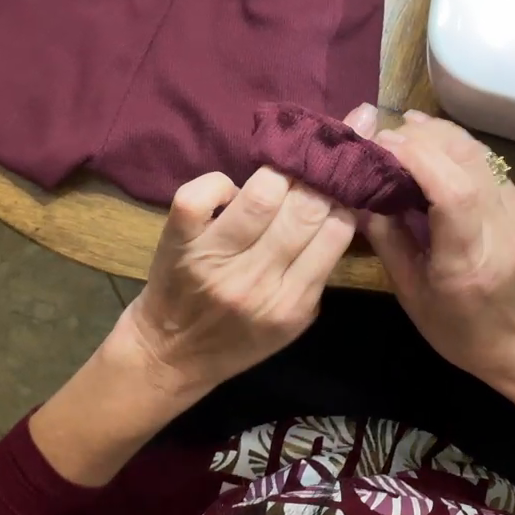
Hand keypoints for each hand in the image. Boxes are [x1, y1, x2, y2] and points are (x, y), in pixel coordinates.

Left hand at [113, 105, 375, 398]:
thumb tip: (346, 209)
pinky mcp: (179, 241)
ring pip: (260, 195)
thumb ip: (317, 271)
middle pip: (304, 208)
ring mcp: (215, 259)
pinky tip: (229, 193)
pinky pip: (203, 193)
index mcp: (292, 302)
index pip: (335, 231)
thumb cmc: (237, 338)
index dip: (345, 195)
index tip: (345, 178)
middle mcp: (257, 280)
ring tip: (280, 174)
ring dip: (277, 174)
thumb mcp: (293, 322)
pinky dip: (221, 183)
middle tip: (320, 159)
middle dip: (318, 177)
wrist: (169, 355)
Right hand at [364, 112, 514, 390]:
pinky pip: (486, 162)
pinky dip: (454, 145)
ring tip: (401, 130)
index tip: (381, 143)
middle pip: (468, 161)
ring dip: (439, 134)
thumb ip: (387, 240)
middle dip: (422, 137)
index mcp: (470, 261)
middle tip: (382, 135)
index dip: (418, 157)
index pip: (453, 192)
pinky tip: (428, 142)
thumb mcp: (412, 295)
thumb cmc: (461, 331)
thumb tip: (358, 194)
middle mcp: (503, 229)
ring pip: (479, 153)